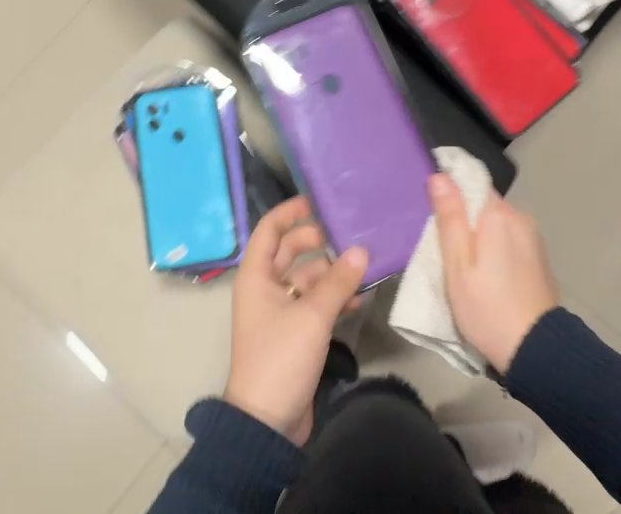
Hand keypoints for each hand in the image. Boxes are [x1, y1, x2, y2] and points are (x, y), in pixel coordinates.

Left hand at [223, 196, 368, 443]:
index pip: (269, 230)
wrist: (268, 421)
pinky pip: (315, 304)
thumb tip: (362, 250)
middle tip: (349, 232)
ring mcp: (280, 312)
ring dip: (332, 272)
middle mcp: (265, 288)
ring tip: (365, 263)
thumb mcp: (312, 315)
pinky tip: (361, 296)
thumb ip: (338, 281)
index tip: (318, 200)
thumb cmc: (281, 357)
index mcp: (256, 276)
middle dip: (318, 241)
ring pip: (307, 279)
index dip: (290, 212)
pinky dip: (335, 298)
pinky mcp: (295, 334)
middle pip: (291, 252)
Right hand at [430, 174, 559, 372]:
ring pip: (497, 223)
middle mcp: (521, 218)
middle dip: (465, 218)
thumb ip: (450, 218)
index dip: (451, 193)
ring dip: (480, 235)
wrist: (536, 349)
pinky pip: (510, 240)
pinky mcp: (539, 258)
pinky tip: (487, 273)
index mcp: (499, 215)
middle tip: (443, 247)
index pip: (472, 183)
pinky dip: (496, 248)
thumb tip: (440, 176)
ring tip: (464, 264)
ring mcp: (534, 239)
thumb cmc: (487, 306)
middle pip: (484, 204)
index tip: (434, 214)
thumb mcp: (457, 265)